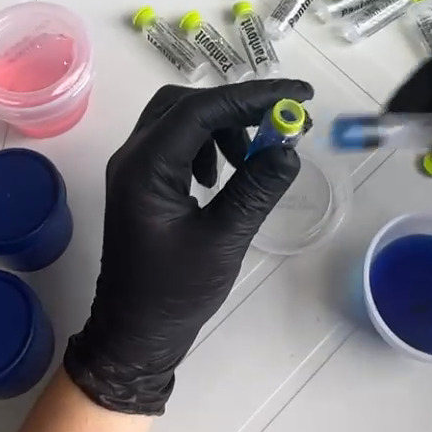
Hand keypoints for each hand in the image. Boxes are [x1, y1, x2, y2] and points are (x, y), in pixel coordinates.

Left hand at [63, 79, 312, 414]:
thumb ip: (255, 189)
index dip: (254, 97)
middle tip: (280, 122)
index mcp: (148, 166)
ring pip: (180, 118)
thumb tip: (288, 150)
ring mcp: (135, 168)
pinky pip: (176, 141)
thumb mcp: (224, 240)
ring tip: (252, 156)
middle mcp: (134, 155)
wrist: (132, 335)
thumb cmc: (174, 294)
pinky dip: (207, 142)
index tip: (299, 96)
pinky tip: (224, 173)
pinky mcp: (142, 181)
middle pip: (187, 103)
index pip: (203, 109)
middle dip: (238, 106)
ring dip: (222, 124)